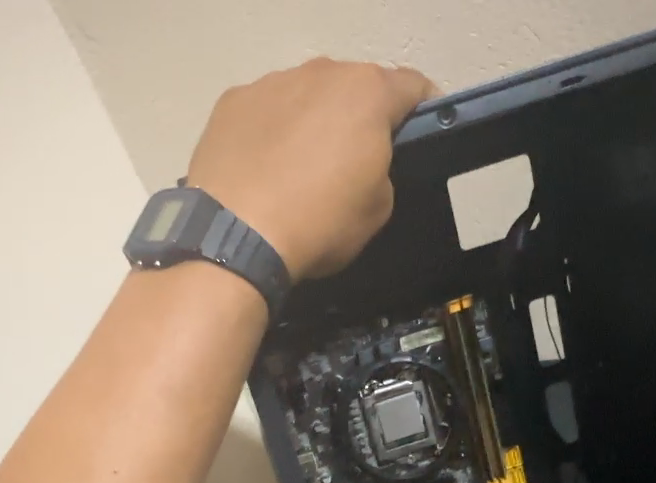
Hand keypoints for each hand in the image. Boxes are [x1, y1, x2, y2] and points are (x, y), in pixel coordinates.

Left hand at [186, 59, 435, 280]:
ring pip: (307, 96)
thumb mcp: (377, 210)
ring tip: (300, 171)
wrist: (237, 236)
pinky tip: (265, 171)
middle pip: (354, 88)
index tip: (417, 136)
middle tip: (352, 164)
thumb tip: (363, 164)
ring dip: (313, 122)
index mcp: (368, 94)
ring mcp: (272, 83)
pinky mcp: (232, 102)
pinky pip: (266, 113)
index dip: (422, 112)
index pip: (413, 88)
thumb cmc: (319, 224)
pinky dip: (272, 133)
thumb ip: (382, 172)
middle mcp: (321, 73)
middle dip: (360, 118)